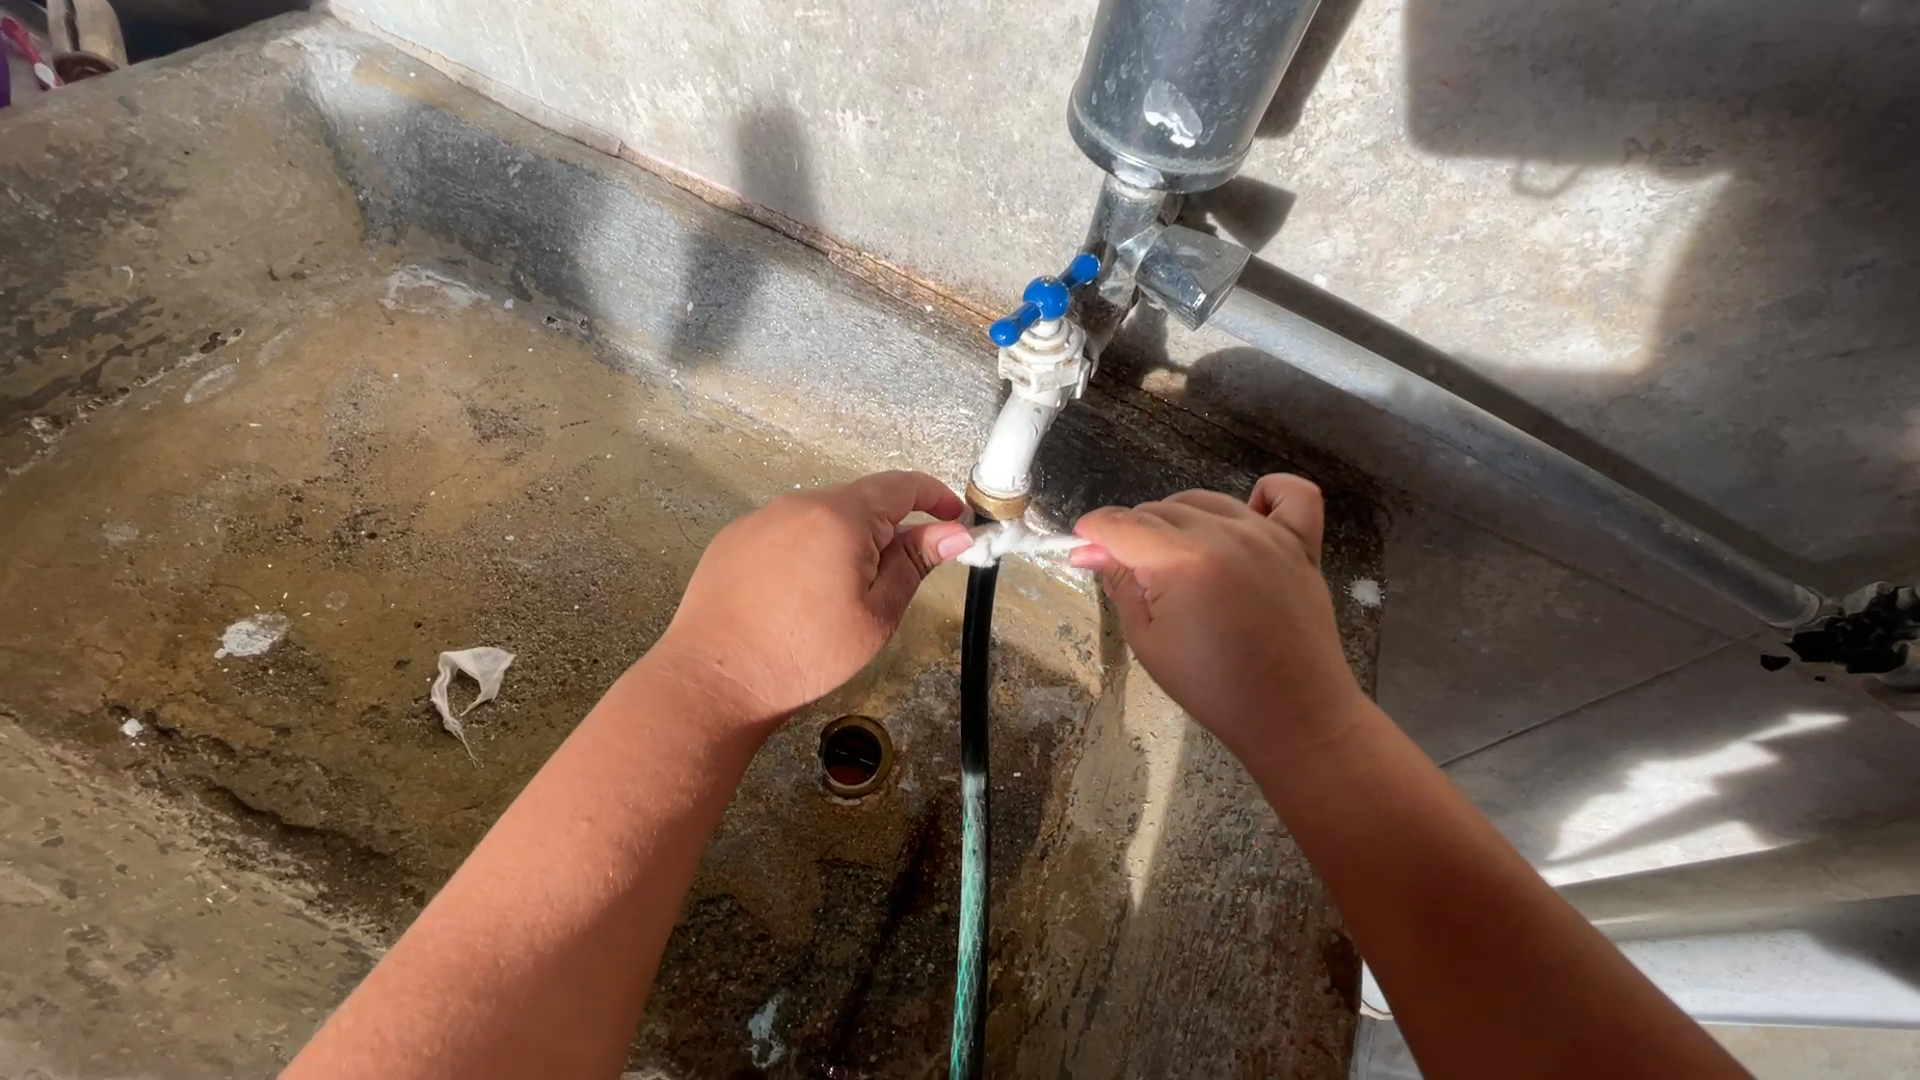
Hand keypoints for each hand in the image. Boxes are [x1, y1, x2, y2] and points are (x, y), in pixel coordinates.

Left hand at [647, 471, 973, 723]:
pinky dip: (810, 549)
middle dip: (890, 527)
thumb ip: (914, 564)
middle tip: (900, 574)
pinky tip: (800, 593)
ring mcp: (762, 517)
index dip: (935, 497)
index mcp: (841, 516)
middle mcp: (800, 503)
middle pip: (860, 500)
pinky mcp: (734, 538)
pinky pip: (788, 531)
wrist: (714, 678)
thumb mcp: (876, 614)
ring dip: (848, 539)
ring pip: (823, 516)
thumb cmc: (805, 653)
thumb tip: (953, 533)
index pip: (901, 485)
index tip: (955, 518)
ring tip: (845, 592)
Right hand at [1070, 474, 1364, 765]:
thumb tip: (1091, 551)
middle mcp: (1225, 535)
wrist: (1292, 714)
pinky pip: (1289, 494)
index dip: (1093, 531)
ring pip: (1205, 499)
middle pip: (1158, 508)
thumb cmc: (1213, 687)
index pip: (1122, 524)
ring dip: (1177, 518)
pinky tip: (1246, 516)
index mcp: (1183, 561)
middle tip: (1127, 571)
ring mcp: (1268, 535)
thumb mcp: (1148, 641)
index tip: (1081, 545)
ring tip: (1173, 557)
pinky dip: (1264, 495)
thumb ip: (1121, 584)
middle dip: (1130, 532)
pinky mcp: (1301, 543)